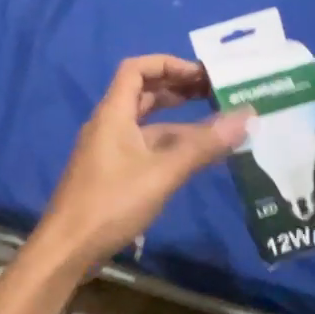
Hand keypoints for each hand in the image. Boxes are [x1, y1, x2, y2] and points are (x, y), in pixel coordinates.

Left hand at [35, 56, 251, 267]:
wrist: (67, 249)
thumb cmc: (111, 202)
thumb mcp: (163, 172)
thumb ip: (203, 145)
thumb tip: (246, 116)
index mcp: (114, 113)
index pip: (136, 69)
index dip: (168, 64)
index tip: (202, 74)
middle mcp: (109, 124)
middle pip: (143, 93)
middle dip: (178, 88)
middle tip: (215, 93)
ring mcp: (109, 150)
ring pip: (146, 123)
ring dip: (177, 119)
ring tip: (215, 122)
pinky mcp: (112, 173)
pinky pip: (144, 146)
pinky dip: (169, 144)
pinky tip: (194, 157)